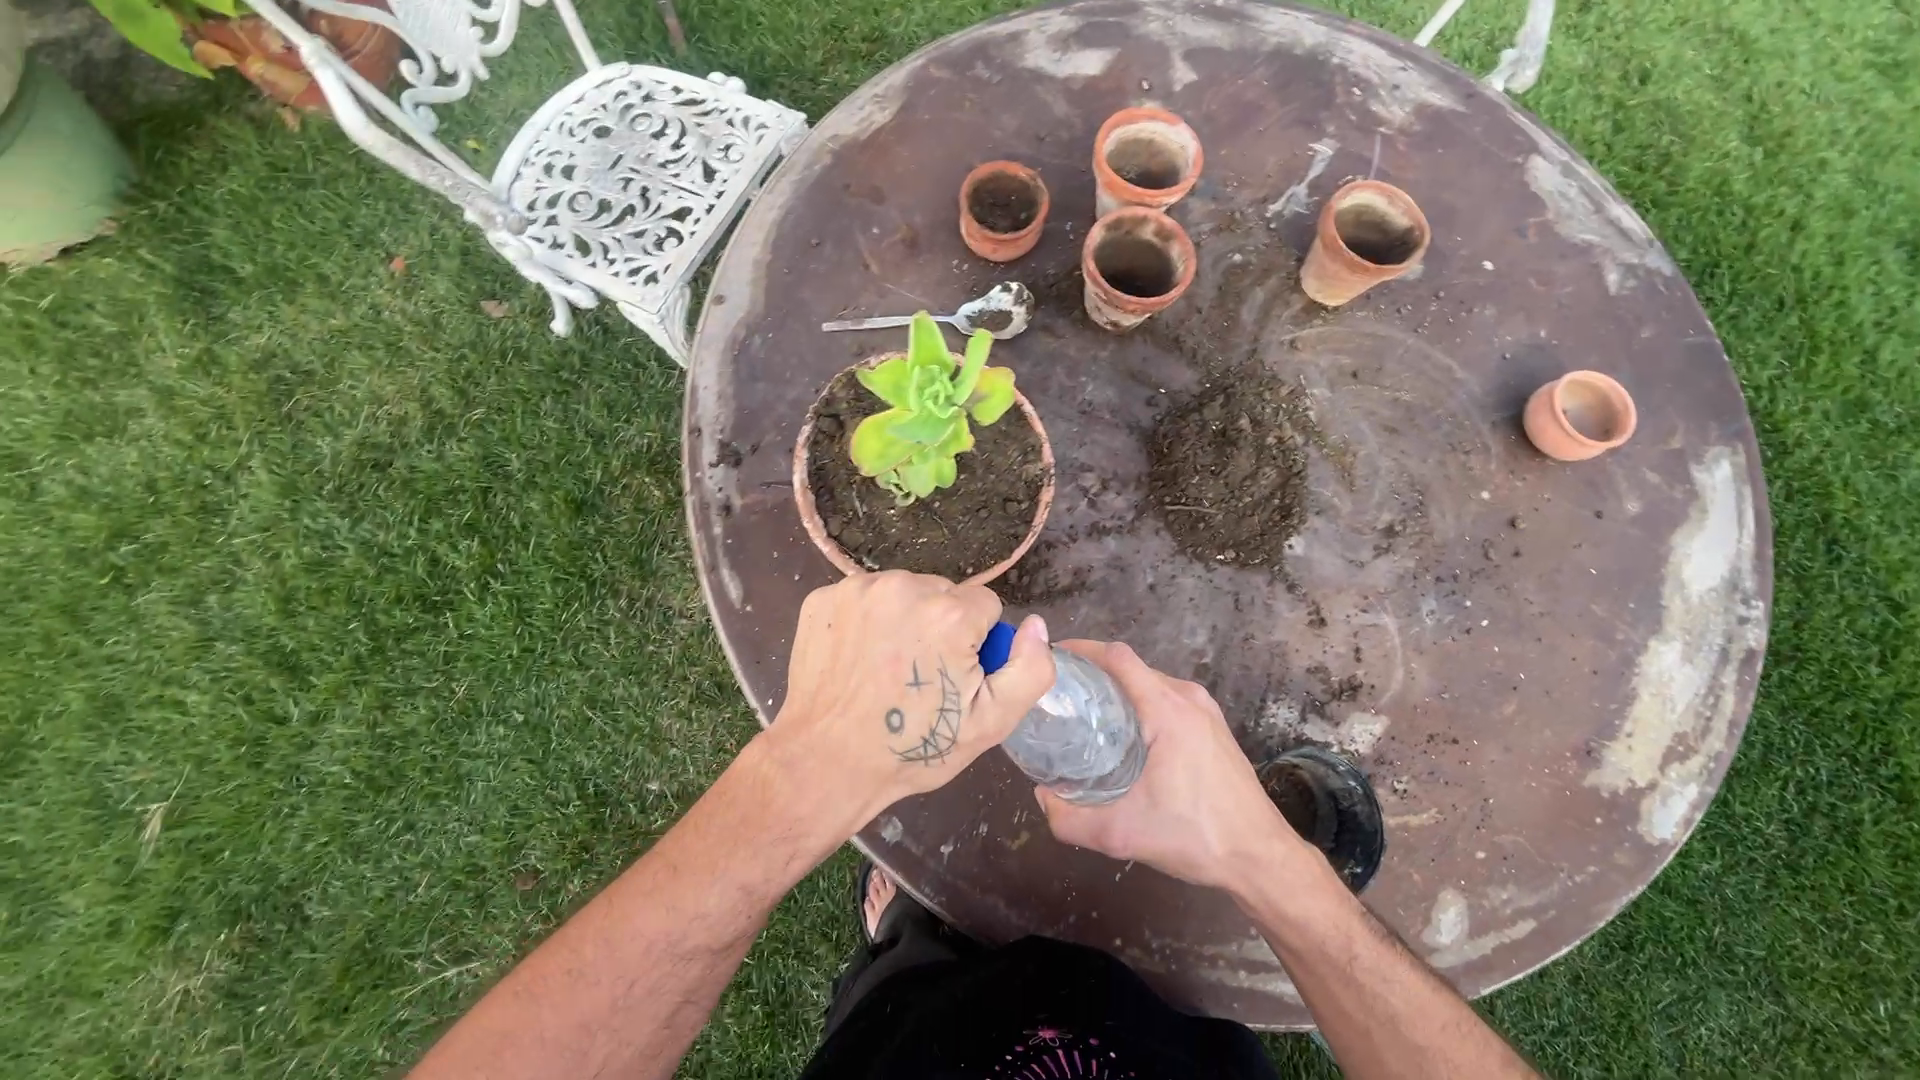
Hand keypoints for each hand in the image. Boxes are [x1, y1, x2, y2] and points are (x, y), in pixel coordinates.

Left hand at [769, 570, 1053, 828]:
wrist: (827, 762)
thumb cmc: (913, 747)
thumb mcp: (991, 723)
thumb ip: (1030, 669)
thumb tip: (1036, 625)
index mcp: (949, 613)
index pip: (985, 605)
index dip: (976, 642)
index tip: (954, 674)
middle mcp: (903, 587)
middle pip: (942, 594)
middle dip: (940, 626)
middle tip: (920, 675)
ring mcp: (857, 590)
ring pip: (903, 592)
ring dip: (903, 619)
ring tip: (887, 668)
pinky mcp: (822, 598)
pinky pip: (863, 598)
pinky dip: (866, 621)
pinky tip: (858, 658)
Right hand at [1032, 640, 1315, 893]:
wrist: (1261, 858)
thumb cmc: (1195, 837)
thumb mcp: (1121, 834)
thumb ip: (1070, 819)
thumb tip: (1041, 798)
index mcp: (1167, 710)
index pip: (1118, 657)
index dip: (1082, 650)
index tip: (1052, 660)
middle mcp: (1188, 699)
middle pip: (1132, 668)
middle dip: (1094, 674)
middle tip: (1060, 696)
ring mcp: (1207, 712)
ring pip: (1151, 685)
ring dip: (1118, 691)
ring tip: (1084, 714)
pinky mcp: (1215, 729)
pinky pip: (1169, 701)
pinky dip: (1141, 705)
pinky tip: (1123, 736)